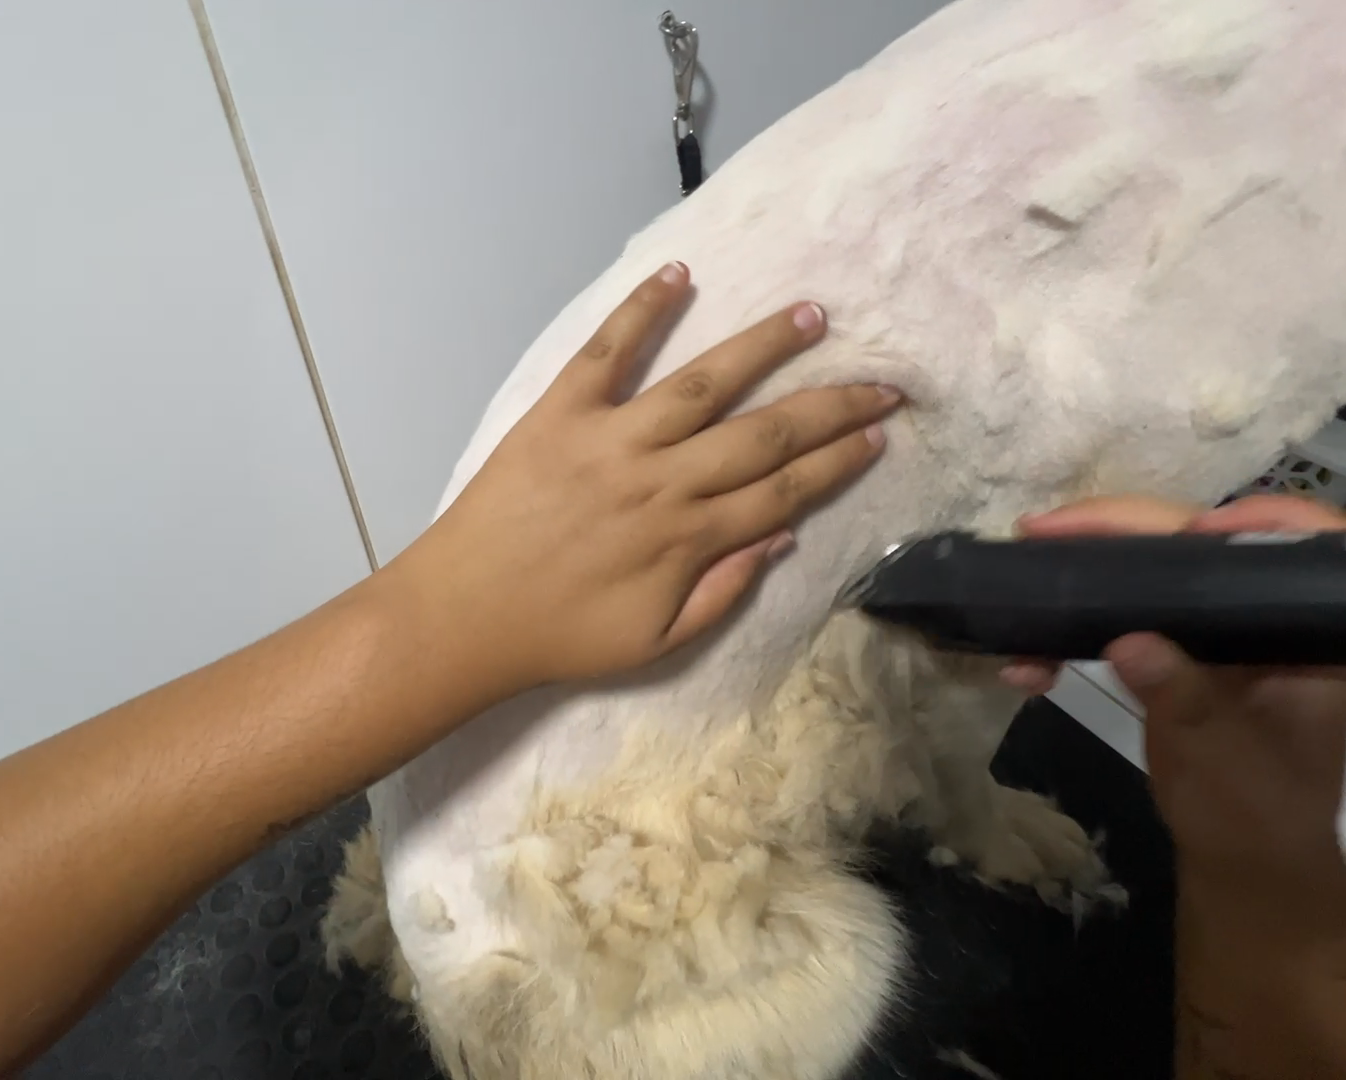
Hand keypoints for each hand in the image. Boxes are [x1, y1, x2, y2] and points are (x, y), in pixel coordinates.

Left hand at [383, 261, 899, 694]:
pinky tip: (680, 275)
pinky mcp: (560, 413)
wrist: (464, 615)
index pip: (784, 491)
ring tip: (810, 316)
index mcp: (689, 538)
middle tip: (882, 379)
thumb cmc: (562, 636)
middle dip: (832, 405)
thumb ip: (725, 591)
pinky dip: (641, 311)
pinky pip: (607, 353)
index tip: (877, 434)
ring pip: (703, 382)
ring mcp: (611, 439)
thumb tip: (784, 537)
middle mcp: (663, 479)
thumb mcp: (657, 642)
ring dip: (762, 346)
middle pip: (765, 433)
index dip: (838, 462)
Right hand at [1010, 495, 1345, 897]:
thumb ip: (1186, 701)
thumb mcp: (1227, 763)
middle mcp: (1254, 622)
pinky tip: (1026, 665)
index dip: (1262, 523)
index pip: (1302, 553)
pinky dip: (1063, 638)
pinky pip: (1108, 624)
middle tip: (1043, 529)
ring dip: (1074, 580)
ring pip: (1138, 580)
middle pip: (1191, 551)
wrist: (1237, 860)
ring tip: (1018, 574)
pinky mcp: (1162, 655)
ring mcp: (1203, 636)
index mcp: (1303, 637)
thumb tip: (1126, 643)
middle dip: (1116, 532)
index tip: (1200, 525)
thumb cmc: (1257, 815)